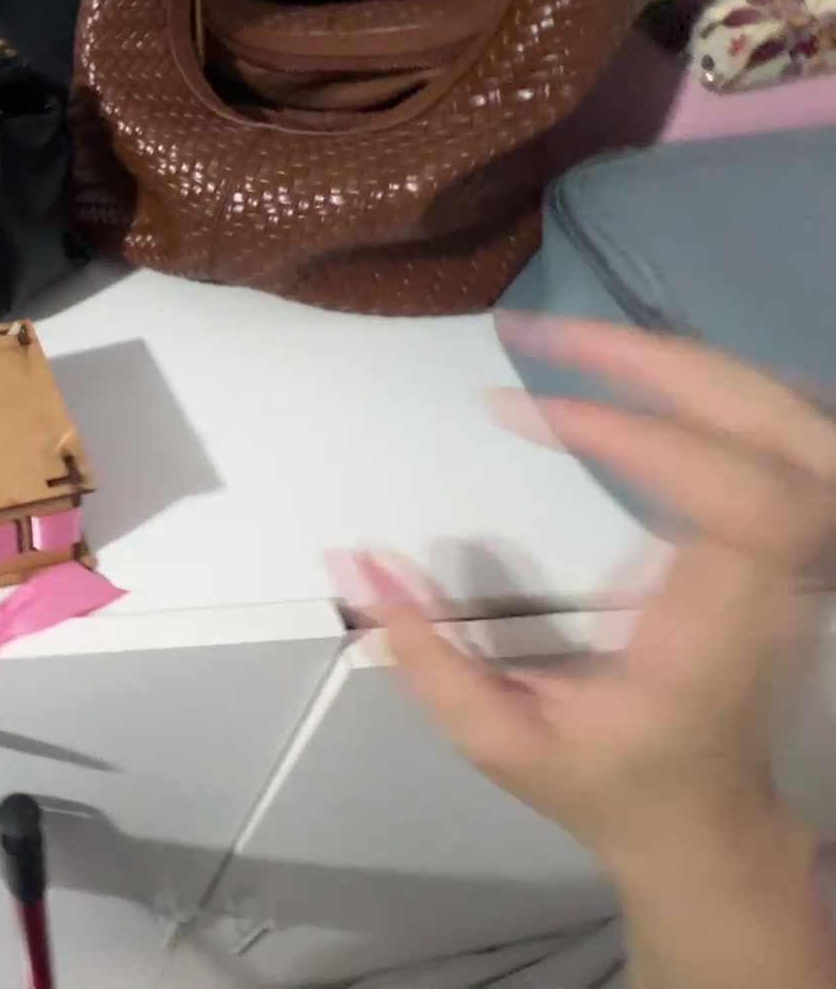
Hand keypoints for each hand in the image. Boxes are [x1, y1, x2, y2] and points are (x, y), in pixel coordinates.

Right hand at [338, 315, 835, 872]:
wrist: (701, 818)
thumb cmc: (596, 780)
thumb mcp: (489, 735)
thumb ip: (421, 651)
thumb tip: (355, 556)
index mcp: (718, 631)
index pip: (746, 505)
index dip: (637, 437)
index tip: (508, 411)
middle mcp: (782, 581)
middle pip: (787, 436)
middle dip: (659, 365)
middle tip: (532, 328)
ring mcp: (790, 556)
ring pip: (789, 422)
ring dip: (675, 363)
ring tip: (560, 335)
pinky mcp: (768, 541)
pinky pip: (766, 434)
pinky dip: (693, 386)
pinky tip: (616, 374)